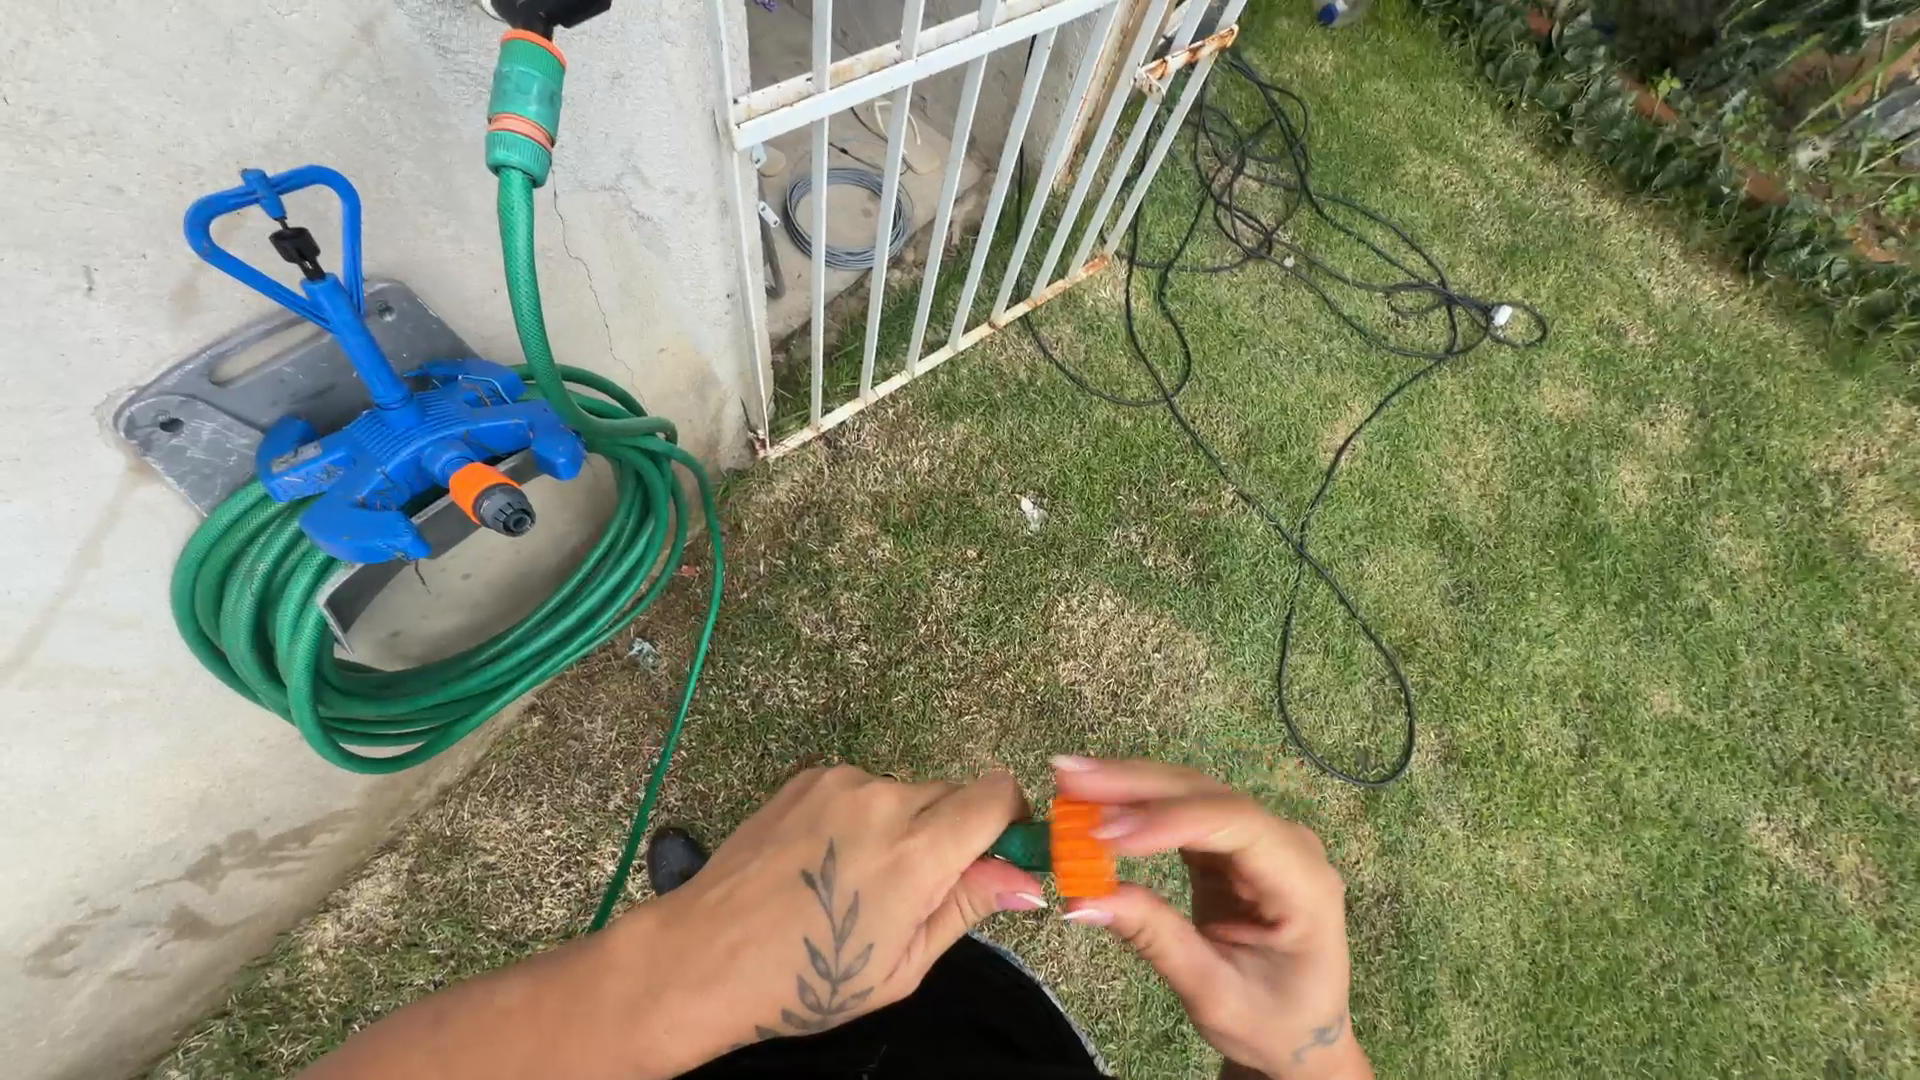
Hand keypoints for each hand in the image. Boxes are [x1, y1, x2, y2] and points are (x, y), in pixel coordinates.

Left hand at [606, 765, 1043, 1072]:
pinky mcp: (809, 774)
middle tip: (914, 884)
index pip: (996, 794)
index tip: (996, 851)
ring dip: (902, 823)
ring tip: (854, 874)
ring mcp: (842, 780)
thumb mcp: (903, 964)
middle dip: (952, 831)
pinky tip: (822, 856)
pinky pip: (861, 786)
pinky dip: (860, 814)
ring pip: (905, 791)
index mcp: (916, 852)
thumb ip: (968, 906)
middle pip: (953, 793)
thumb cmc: (810, 978)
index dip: (1008, 818)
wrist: (705, 953)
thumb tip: (1029, 881)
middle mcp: (884, 799)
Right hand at [1053, 757, 1369, 1079]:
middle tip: (1069, 776)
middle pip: (1203, 794)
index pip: (1236, 825)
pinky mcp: (1222, 838)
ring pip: (1183, 791)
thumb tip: (1081, 898)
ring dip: (1125, 784)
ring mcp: (1252, 833)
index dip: (1168, 819)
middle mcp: (1283, 841)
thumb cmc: (1270, 1021)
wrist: (1297, 1032)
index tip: (1106, 832)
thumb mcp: (1213, 993)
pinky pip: (1173, 808)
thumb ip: (1154, 937)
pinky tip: (1092, 796)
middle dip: (1133, 784)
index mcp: (1304, 881)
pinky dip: (1131, 802)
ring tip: (1069, 777)